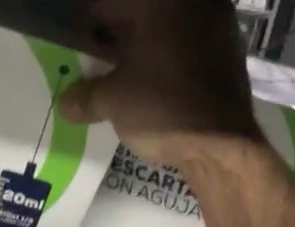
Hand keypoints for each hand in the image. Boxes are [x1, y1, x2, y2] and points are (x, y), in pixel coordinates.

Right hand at [59, 0, 263, 171]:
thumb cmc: (163, 108)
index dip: (87, 31)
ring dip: (144, 47)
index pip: (105, 5)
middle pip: (140, 12)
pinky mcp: (230, 48)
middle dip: (117, 37)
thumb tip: (65, 103)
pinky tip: (157, 85)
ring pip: (166, 27)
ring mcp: (217, 20)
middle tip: (98, 66)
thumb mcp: (114, 102)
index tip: (77, 52)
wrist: (222, 144)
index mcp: (158, 0)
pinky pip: (189, 43)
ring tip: (125, 78)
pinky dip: (169, 58)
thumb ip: (86, 96)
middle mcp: (191, 1)